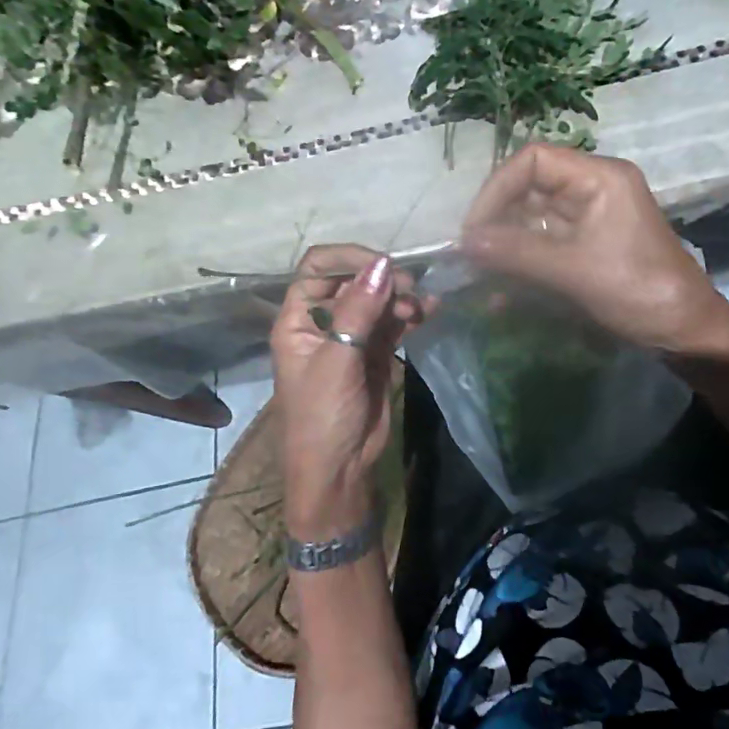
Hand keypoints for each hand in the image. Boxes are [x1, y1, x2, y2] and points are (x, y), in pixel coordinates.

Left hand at [270, 245, 426, 539]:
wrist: (339, 470)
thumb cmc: (322, 417)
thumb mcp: (337, 362)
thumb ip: (359, 313)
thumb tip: (383, 265)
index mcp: (298, 319)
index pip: (318, 268)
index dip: (349, 258)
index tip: (384, 265)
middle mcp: (323, 322)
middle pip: (353, 280)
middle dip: (382, 279)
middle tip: (409, 290)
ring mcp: (351, 337)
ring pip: (377, 300)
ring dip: (400, 297)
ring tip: (420, 307)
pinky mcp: (375, 353)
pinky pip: (394, 323)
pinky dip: (411, 314)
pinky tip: (430, 311)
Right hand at [461, 145, 728, 358]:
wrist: (685, 334)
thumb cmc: (638, 291)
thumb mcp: (575, 270)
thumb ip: (518, 252)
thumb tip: (464, 242)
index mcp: (599, 178)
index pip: (533, 161)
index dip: (497, 189)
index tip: (474, 230)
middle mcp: (592, 191)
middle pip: (529, 191)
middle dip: (497, 223)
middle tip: (471, 259)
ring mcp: (589, 222)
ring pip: (532, 223)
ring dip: (505, 250)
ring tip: (480, 279)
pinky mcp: (586, 251)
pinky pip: (543, 250)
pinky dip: (521, 268)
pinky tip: (501, 296)